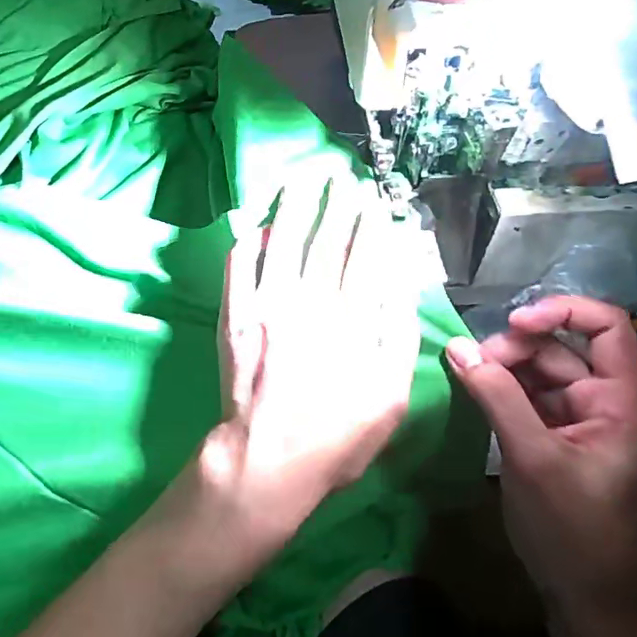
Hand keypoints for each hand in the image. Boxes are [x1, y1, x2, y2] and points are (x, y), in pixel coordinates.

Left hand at [195, 176, 420, 549]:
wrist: (268, 461)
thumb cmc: (336, 438)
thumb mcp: (391, 397)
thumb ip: (399, 335)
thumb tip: (400, 284)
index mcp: (353, 318)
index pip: (364, 255)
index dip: (369, 223)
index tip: (371, 198)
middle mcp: (311, 301)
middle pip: (326, 239)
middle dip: (335, 203)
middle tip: (340, 175)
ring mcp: (268, 305)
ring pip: (284, 241)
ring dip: (295, 206)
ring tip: (304, 179)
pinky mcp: (236, 316)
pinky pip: (241, 267)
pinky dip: (249, 242)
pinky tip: (258, 225)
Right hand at [444, 296, 636, 614]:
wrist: (586, 598)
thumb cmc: (571, 529)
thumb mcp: (531, 458)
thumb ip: (495, 396)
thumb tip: (456, 346)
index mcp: (626, 402)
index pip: (607, 327)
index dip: (561, 311)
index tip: (512, 325)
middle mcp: (611, 402)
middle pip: (564, 348)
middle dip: (518, 348)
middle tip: (474, 364)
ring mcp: (586, 420)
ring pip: (543, 371)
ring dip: (506, 368)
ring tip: (470, 379)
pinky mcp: (563, 436)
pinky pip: (533, 396)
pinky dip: (505, 389)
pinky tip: (478, 393)